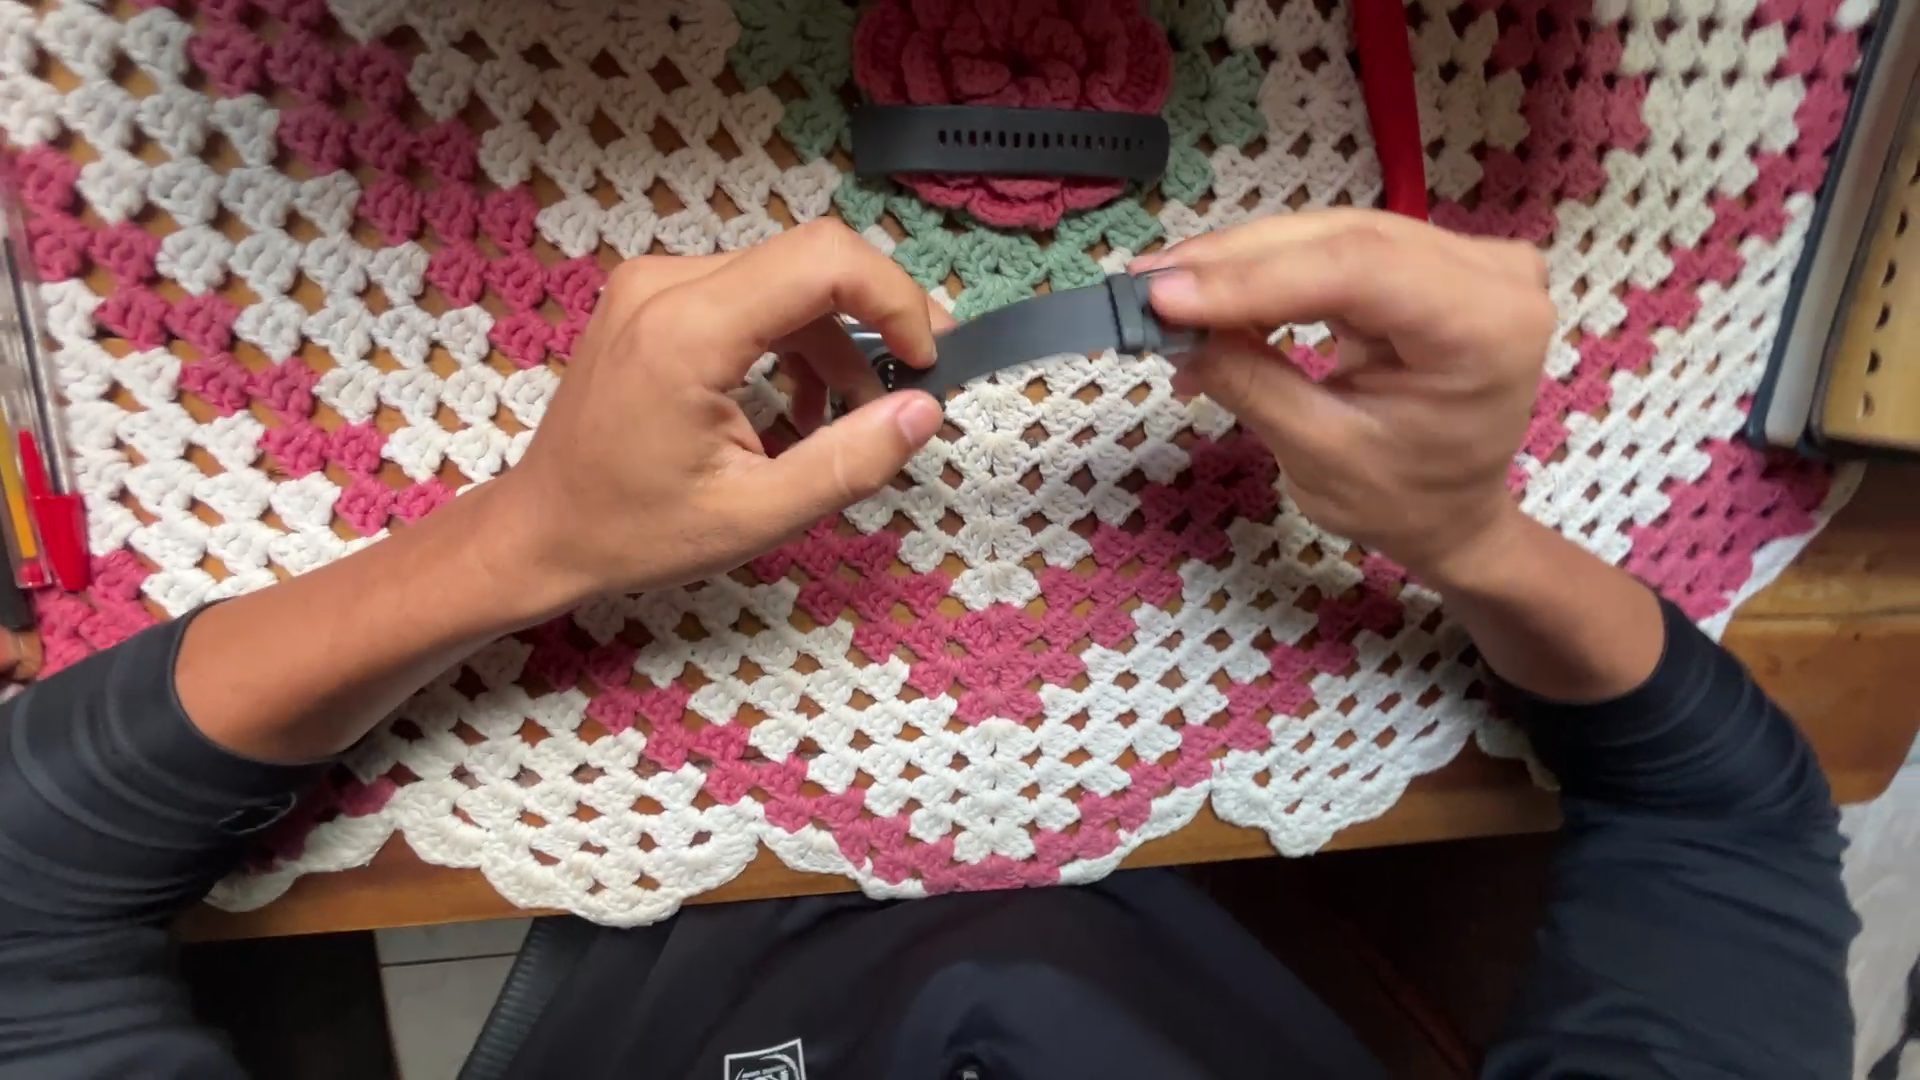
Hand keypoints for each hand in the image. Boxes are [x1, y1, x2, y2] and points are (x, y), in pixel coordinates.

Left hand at [487, 221, 948, 612]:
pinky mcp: (659, 303)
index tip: (927, 363)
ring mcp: (658, 286)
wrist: (543, 530)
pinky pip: (755, 301)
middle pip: (811, 261)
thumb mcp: (758, 517)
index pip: (823, 260)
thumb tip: (924, 411)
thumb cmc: (639, 532)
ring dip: (838, 344)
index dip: (895, 299)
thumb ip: (848, 464)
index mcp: (689, 330)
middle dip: (878, 318)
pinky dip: (798, 347)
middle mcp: (669, 283)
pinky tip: (799, 410)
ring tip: (850, 418)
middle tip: (915, 381)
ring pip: (788, 282)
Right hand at [1134, 209, 1555, 584]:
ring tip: (1161, 286)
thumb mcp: (1316, 453)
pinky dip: (1260, 276)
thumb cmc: (1396, 501)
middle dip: (1231, 263)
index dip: (1251, 279)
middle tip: (1144, 283)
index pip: (1357, 270)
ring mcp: (1457, 261)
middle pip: (1340, 241)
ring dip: (1236, 263)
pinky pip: (1328, 255)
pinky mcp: (1420, 266)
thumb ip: (1249, 383)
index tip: (1162, 297)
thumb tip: (1174, 334)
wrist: (1447, 514)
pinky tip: (1205, 291)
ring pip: (1326, 238)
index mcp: (1484, 325)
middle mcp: (1485, 272)